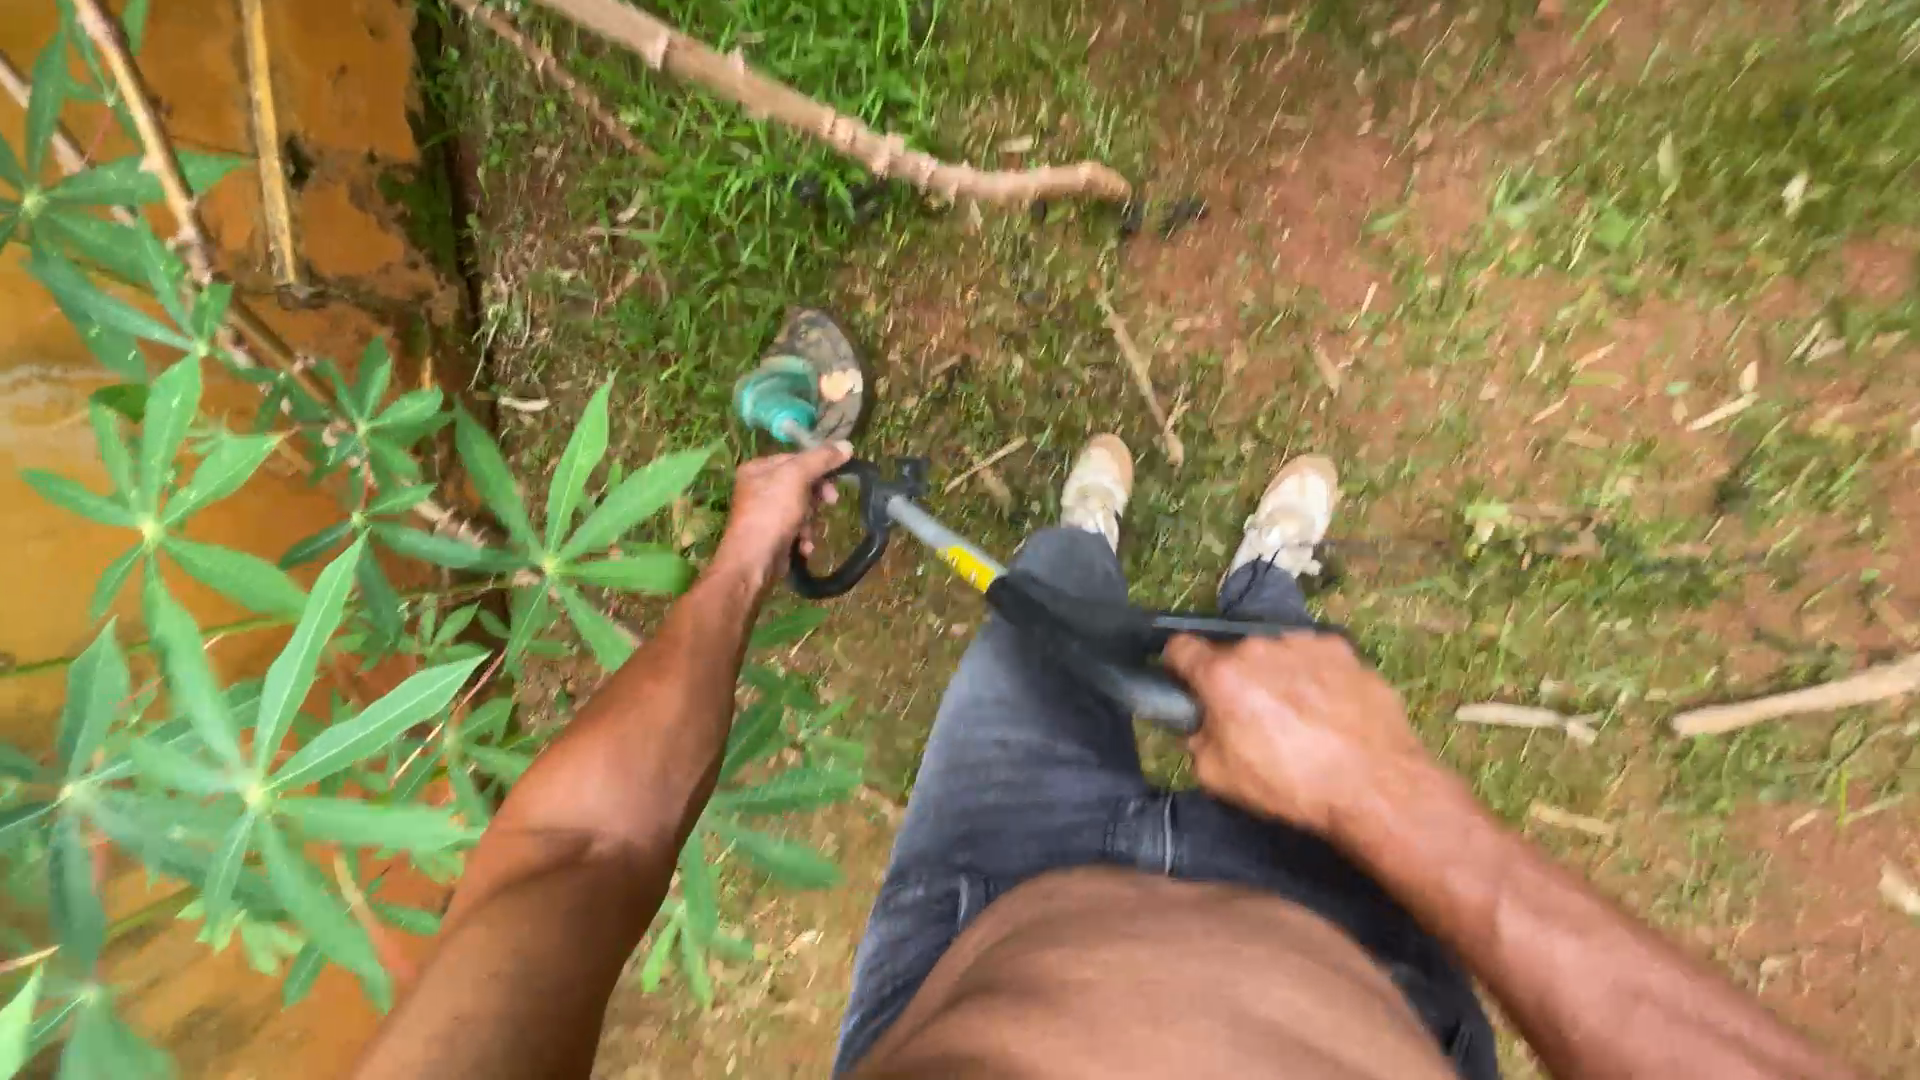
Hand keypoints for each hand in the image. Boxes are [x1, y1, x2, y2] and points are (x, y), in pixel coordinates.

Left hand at [713, 441, 852, 585]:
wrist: (754, 560)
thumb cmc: (772, 513)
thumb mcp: (797, 477)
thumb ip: (821, 459)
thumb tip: (847, 445)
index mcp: (758, 468)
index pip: (797, 458)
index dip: (819, 467)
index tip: (837, 480)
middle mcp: (759, 488)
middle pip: (802, 483)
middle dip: (816, 498)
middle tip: (831, 502)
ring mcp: (766, 513)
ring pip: (803, 508)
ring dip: (811, 521)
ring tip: (806, 532)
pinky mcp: (774, 535)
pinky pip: (797, 528)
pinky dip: (804, 536)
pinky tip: (803, 545)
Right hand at [1163, 633, 1437, 835]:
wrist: (1377, 788)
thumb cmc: (1290, 786)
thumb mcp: (1218, 777)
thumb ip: (1196, 740)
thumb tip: (1202, 725)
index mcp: (1222, 674)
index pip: (1179, 647)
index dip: (1178, 667)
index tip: (1189, 685)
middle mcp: (1258, 647)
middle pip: (1231, 654)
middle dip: (1233, 678)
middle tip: (1250, 715)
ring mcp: (1303, 644)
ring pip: (1273, 653)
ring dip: (1274, 674)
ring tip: (1298, 714)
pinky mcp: (1343, 650)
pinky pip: (1313, 657)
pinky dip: (1313, 675)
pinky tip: (1329, 708)